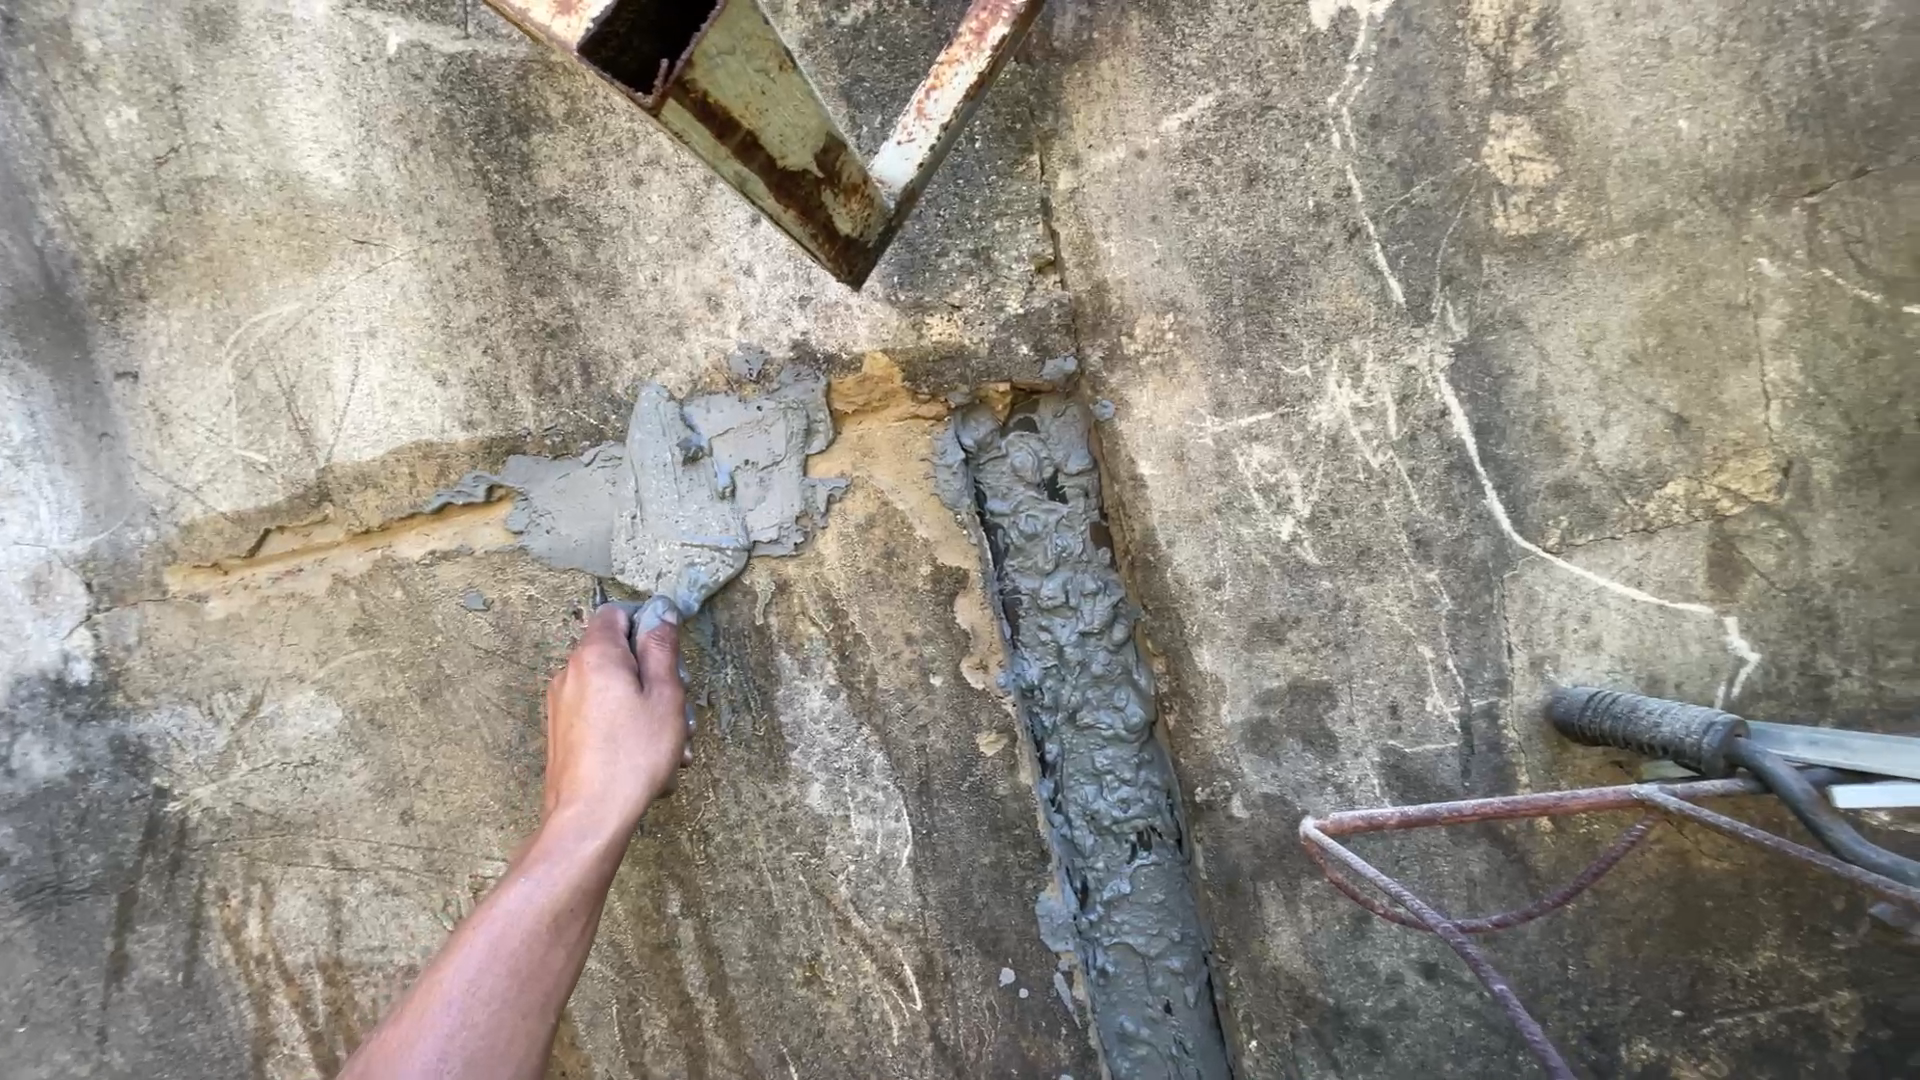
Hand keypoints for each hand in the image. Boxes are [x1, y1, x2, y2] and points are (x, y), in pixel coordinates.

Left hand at [542, 597, 687, 839]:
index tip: (669, 650)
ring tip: (670, 739)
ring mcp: (561, 703)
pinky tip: (648, 753)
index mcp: (595, 656)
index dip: (645, 623)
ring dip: (644, 702)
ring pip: (612, 684)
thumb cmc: (634, 755)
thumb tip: (661, 612)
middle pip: (617, 651)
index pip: (615, 613)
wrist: (590, 817)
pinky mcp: (561, 731)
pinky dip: (625, 721)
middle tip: (678, 702)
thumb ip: (662, 649)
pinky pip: (600, 710)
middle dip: (652, 670)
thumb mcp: (665, 695)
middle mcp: (569, 673)